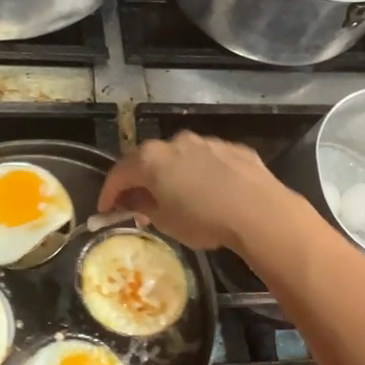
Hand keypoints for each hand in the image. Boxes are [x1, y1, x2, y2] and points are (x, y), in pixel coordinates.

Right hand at [98, 132, 296, 250]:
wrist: (259, 211)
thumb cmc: (203, 219)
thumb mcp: (165, 222)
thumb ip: (143, 207)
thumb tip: (134, 201)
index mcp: (151, 160)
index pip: (118, 173)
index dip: (108, 193)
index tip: (105, 211)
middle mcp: (175, 143)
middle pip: (147, 160)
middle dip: (139, 181)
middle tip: (136, 204)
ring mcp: (206, 142)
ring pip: (178, 158)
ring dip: (171, 175)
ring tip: (174, 198)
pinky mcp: (232, 149)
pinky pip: (206, 161)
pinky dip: (199, 174)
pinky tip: (207, 193)